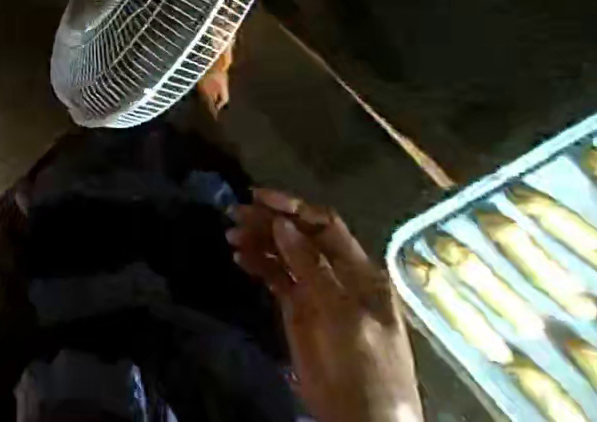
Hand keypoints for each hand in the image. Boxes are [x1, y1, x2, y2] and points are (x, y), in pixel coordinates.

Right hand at [227, 189, 422, 421]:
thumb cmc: (365, 365)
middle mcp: (337, 275)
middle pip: (299, 235)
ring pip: (283, 252)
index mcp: (359, 273)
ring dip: (258, 240)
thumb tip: (280, 222)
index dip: (293, 207)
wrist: (361, 419)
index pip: (324, 225)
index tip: (257, 197)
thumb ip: (312, 267)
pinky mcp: (297, 308)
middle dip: (268, 221)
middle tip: (234, 214)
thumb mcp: (344, 315)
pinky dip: (257, 262)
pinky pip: (274, 275)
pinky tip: (239, 257)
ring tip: (231, 236)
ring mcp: (316, 291)